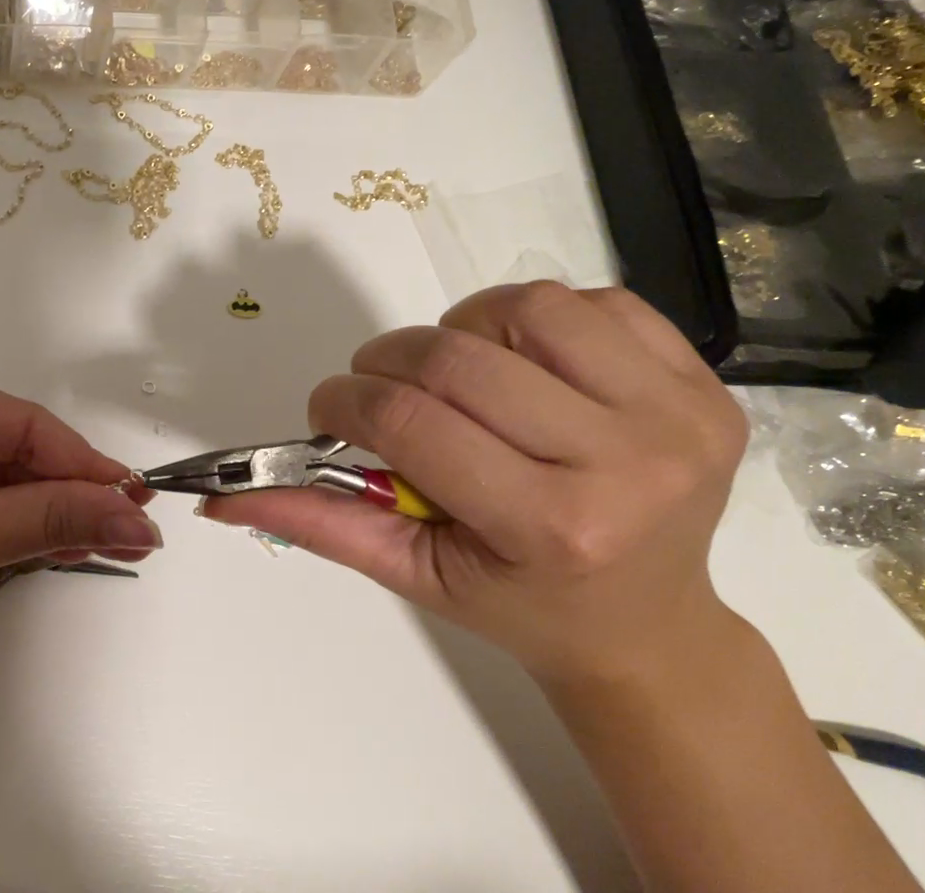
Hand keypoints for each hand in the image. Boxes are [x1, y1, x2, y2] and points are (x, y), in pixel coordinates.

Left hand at [0, 369, 159, 684]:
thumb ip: (53, 518)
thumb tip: (139, 516)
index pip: (17, 421)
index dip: (81, 461)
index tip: (137, 500)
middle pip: (11, 446)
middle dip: (68, 490)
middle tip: (132, 529)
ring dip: (49, 510)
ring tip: (111, 542)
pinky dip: (16, 522)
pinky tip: (64, 543)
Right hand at [204, 283, 748, 684]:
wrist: (645, 623)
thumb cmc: (516, 605)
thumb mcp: (410, 574)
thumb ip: (318, 523)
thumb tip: (217, 501)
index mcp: (551, 526)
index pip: (412, 423)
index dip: (345, 400)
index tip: (327, 410)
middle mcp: (629, 463)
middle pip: (461, 358)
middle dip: (388, 361)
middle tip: (375, 387)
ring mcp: (679, 415)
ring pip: (527, 309)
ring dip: (462, 330)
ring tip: (452, 374)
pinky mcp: (708, 383)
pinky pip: (596, 301)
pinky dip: (533, 318)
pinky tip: (519, 364)